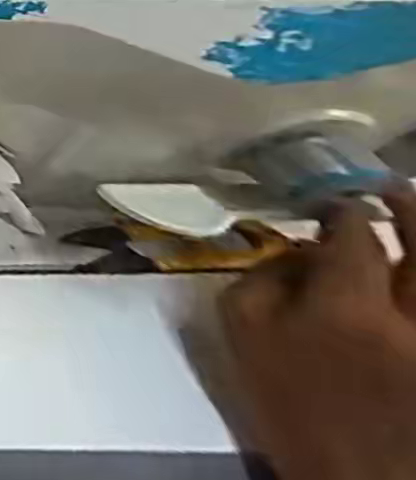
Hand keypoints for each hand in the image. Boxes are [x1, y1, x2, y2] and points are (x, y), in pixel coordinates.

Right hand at [220, 192, 415, 479]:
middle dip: (413, 213)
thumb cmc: (285, 394)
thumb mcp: (244, 329)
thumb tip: (295, 250)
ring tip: (415, 216)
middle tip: (391, 190)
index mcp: (347, 311)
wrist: (357, 468)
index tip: (332, 198)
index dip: (343, 213)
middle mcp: (414, 323)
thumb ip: (265, 280)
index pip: (354, 242)